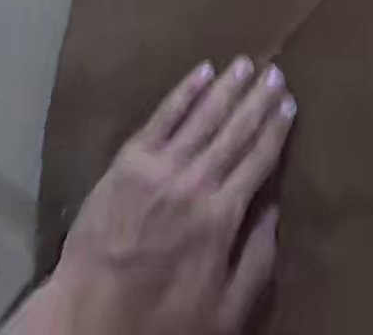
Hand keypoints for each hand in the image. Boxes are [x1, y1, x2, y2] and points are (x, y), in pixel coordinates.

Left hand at [9, 58, 296, 334]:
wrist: (83, 323)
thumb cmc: (158, 320)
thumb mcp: (225, 312)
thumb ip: (257, 256)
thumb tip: (275, 203)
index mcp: (222, 216)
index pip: (259, 159)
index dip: (277, 129)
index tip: (290, 103)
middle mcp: (196, 182)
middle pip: (236, 130)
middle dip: (259, 99)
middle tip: (275, 71)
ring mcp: (161, 168)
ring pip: (204, 116)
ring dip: (227, 87)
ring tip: (245, 63)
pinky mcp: (129, 161)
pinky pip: (163, 117)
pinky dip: (184, 92)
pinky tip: (201, 71)